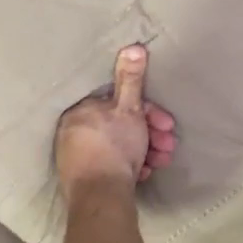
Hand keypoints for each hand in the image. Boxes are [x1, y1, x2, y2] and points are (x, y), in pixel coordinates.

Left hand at [54, 45, 177, 199]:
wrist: (100, 196)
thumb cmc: (115, 146)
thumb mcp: (128, 108)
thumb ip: (131, 78)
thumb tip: (132, 46)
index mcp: (81, 111)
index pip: (119, 102)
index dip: (148, 111)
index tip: (166, 124)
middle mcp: (74, 131)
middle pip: (122, 124)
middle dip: (151, 134)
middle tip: (168, 145)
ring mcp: (76, 156)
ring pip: (120, 145)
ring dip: (146, 150)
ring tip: (161, 161)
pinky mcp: (83, 177)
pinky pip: (112, 163)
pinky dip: (131, 164)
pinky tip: (143, 172)